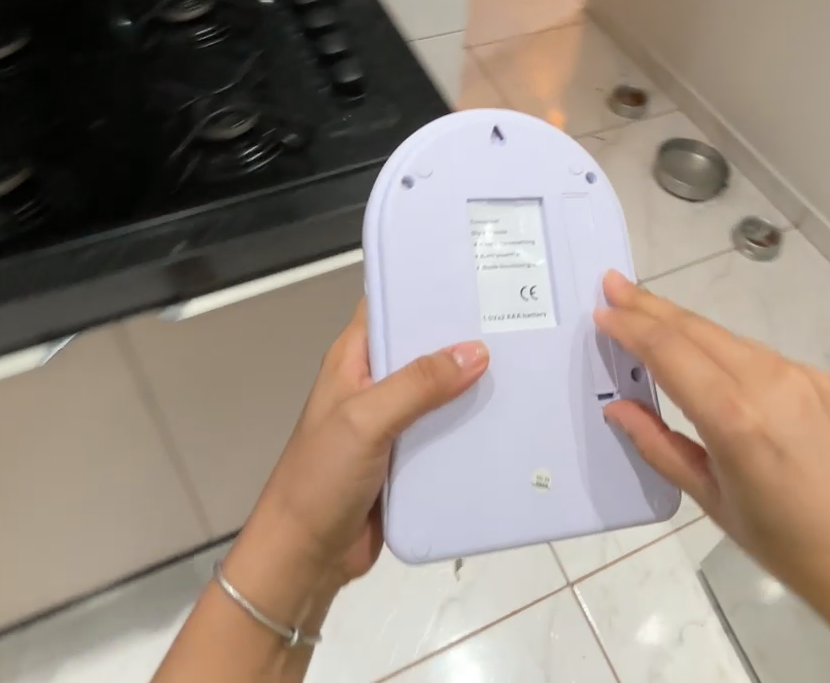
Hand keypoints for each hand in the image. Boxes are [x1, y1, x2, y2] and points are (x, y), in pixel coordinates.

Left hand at [220, 299, 488, 633]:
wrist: (305, 556)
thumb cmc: (321, 477)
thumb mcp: (366, 419)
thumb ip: (418, 384)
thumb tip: (476, 350)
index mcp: (353, 357)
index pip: (389, 304)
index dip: (424, 287)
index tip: (472, 273)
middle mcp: (374, 380)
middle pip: (422, 346)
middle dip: (461, 334)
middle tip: (514, 316)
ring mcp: (392, 419)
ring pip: (439, 389)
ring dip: (471, 382)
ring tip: (524, 360)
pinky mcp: (409, 455)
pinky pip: (445, 429)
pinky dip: (470, 423)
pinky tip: (507, 415)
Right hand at [594, 272, 829, 682]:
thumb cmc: (791, 550)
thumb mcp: (714, 503)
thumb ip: (660, 446)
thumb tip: (617, 407)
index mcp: (735, 418)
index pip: (668, 351)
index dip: (631, 326)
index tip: (603, 309)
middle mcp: (770, 383)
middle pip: (696, 329)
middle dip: (650, 305)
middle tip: (614, 283)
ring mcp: (806, 377)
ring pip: (730, 339)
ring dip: (687, 325)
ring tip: (653, 316)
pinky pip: (765, 358)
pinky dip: (730, 352)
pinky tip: (717, 364)